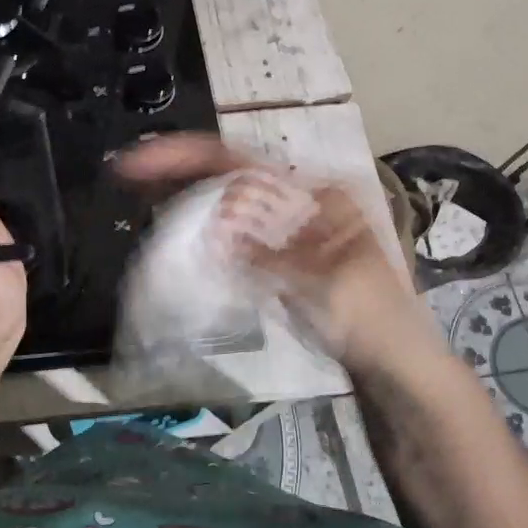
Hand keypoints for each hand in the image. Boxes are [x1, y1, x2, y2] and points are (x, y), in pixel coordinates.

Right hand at [115, 134, 441, 373]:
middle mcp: (304, 202)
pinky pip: (235, 238)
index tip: (140, 160)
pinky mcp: (281, 259)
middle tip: (128, 175)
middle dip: (181, 173)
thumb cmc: (374, 324)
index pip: (244, 162)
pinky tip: (177, 239)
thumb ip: (268, 259)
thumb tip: (214, 231)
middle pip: (230, 176)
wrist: (399, 370)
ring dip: (187, 199)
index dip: (188, 156)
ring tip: (141, 195)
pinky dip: (204, 234)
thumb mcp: (324, 288)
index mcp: (320, 195)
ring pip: (229, 205)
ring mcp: (292, 231)